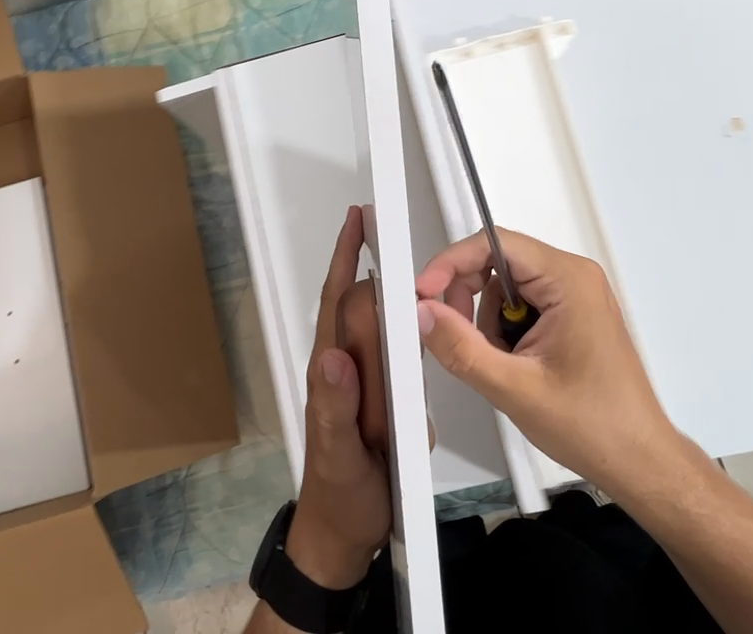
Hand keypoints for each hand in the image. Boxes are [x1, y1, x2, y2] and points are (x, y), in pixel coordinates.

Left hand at [288, 206, 391, 589]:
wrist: (347, 532)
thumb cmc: (340, 494)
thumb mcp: (337, 455)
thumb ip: (334, 410)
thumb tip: (334, 355)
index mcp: (331, 369)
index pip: (339, 302)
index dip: (346, 258)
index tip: (360, 220)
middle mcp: (344, 366)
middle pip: (357, 303)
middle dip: (369, 262)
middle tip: (388, 226)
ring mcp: (362, 381)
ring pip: (377, 325)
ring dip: (390, 294)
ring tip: (412, 271)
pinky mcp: (381, 399)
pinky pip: (396, 357)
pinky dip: (407, 333)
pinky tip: (421, 326)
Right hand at [414, 228, 689, 500]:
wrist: (639, 460)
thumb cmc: (596, 426)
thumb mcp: (514, 388)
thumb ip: (461, 348)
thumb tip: (424, 313)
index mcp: (569, 281)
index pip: (494, 243)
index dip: (452, 263)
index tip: (425, 291)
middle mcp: (574, 278)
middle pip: (497, 261)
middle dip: (467, 296)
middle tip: (456, 335)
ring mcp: (574, 296)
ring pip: (503, 287)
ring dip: (487, 321)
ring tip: (502, 364)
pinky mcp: (571, 315)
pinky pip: (520, 305)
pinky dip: (504, 331)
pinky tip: (514, 364)